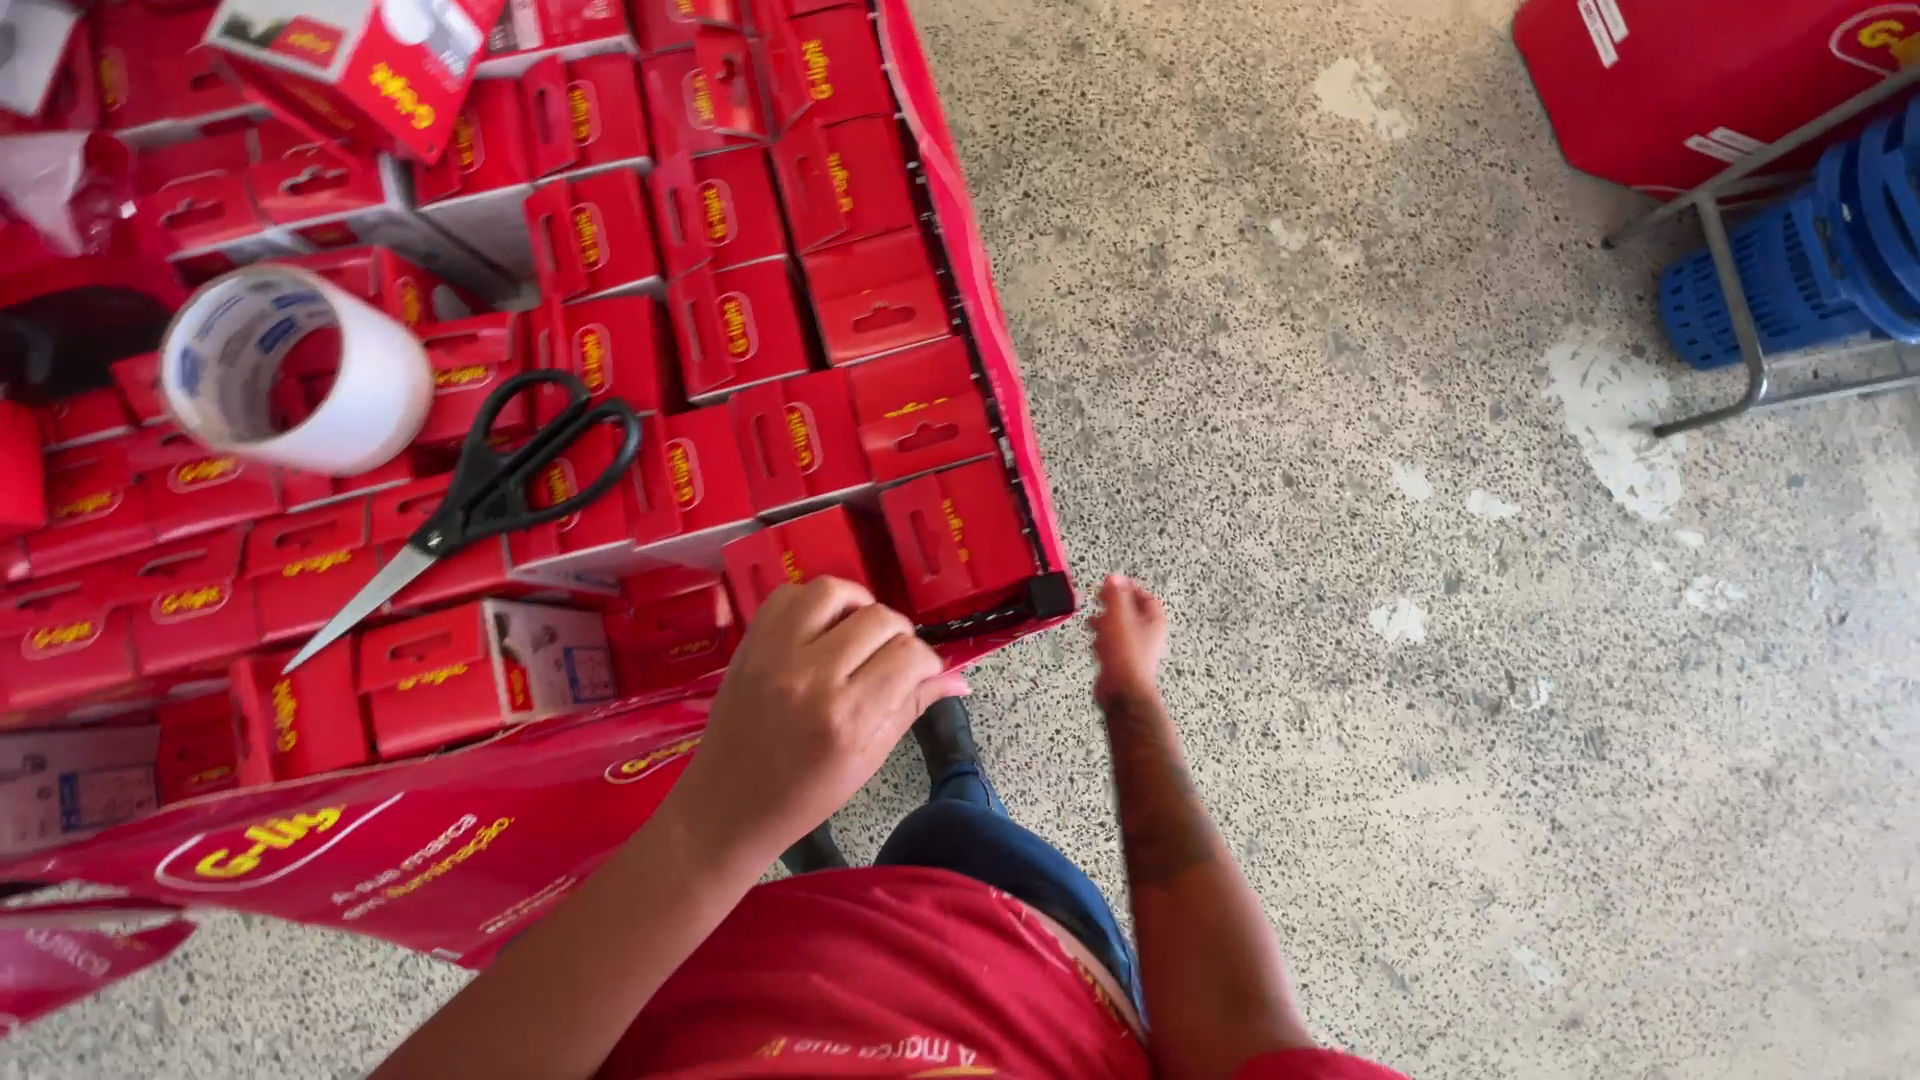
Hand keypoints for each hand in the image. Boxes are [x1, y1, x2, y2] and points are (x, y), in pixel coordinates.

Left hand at [666, 577, 969, 860]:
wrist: (727, 806)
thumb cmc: (805, 795)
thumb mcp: (869, 759)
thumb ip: (912, 706)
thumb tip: (959, 678)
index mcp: (847, 717)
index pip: (909, 656)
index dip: (927, 659)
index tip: (923, 671)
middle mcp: (812, 676)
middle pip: (879, 618)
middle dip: (899, 632)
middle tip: (892, 655)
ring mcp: (775, 654)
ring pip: (833, 591)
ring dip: (857, 605)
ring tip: (857, 630)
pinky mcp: (750, 643)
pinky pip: (788, 594)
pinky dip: (812, 603)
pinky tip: (820, 627)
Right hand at [1090, 574, 1168, 706]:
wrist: (1122, 690)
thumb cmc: (1126, 654)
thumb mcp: (1119, 616)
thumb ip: (1116, 595)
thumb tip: (1114, 577)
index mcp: (1154, 622)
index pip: (1147, 598)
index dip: (1131, 588)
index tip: (1115, 583)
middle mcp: (1149, 636)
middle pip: (1134, 613)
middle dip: (1115, 605)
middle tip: (1101, 598)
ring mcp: (1137, 650)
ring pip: (1122, 629)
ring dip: (1107, 622)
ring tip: (1093, 620)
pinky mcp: (1124, 663)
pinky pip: (1115, 646)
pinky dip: (1104, 640)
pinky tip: (1096, 642)